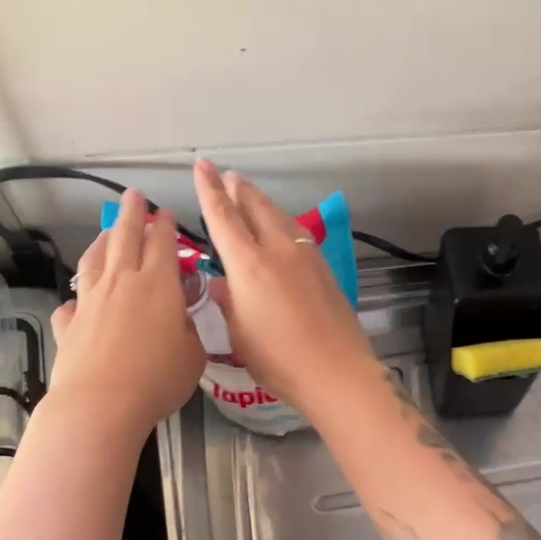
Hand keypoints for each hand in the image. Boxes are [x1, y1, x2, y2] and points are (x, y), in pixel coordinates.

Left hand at [49, 189, 204, 439]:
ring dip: (104, 240)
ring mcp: (91, 301)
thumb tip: (181, 317)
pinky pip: (73, 303)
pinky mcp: (70, 324)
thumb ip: (190, 330)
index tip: (168, 213)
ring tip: (108, 231)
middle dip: (132, 214)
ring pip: (96, 259)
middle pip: (125, 237)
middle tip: (134, 196)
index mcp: (158, 285)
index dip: (167, 226)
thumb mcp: (193, 355)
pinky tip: (78, 301)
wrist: (102, 403)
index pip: (164, 244)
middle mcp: (122, 282)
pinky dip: (78, 297)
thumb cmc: (158, 378)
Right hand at [192, 159, 381, 412]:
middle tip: (227, 175)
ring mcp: (307, 258)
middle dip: (239, 189)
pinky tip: (283, 228)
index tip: (203, 166)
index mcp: (249, 265)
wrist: (338, 373)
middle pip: (257, 207)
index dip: (210, 190)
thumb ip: (228, 303)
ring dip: (263, 202)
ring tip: (250, 194)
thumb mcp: (241, 336)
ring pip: (281, 217)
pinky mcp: (326, 270)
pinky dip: (284, 222)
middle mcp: (279, 251)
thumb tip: (219, 282)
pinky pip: (299, 234)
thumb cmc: (281, 361)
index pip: (224, 216)